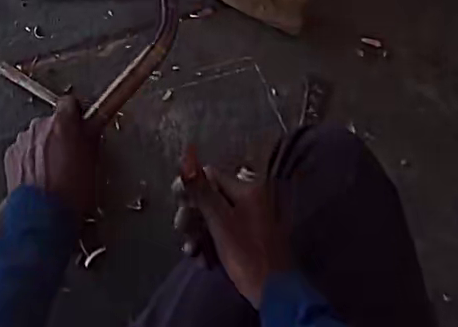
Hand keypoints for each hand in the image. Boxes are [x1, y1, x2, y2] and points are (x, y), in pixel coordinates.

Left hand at [3, 96, 96, 215]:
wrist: (42, 220)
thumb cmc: (71, 196)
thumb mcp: (93, 166)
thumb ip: (91, 139)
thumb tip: (93, 126)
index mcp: (62, 124)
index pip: (70, 103)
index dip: (77, 113)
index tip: (81, 122)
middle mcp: (39, 126)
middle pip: (53, 122)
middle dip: (61, 134)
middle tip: (71, 156)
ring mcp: (23, 140)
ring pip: (37, 136)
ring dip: (45, 147)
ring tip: (55, 173)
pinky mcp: (11, 155)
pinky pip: (24, 150)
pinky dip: (31, 159)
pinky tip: (40, 179)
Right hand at [179, 167, 290, 306]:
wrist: (277, 298)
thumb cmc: (247, 255)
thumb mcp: (220, 221)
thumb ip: (201, 189)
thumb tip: (186, 158)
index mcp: (247, 191)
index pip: (210, 174)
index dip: (192, 186)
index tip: (180, 202)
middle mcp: (250, 202)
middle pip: (210, 196)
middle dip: (192, 214)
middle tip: (182, 229)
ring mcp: (251, 222)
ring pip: (213, 217)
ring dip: (197, 232)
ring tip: (192, 249)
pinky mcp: (249, 241)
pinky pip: (223, 233)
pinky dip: (209, 244)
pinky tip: (202, 258)